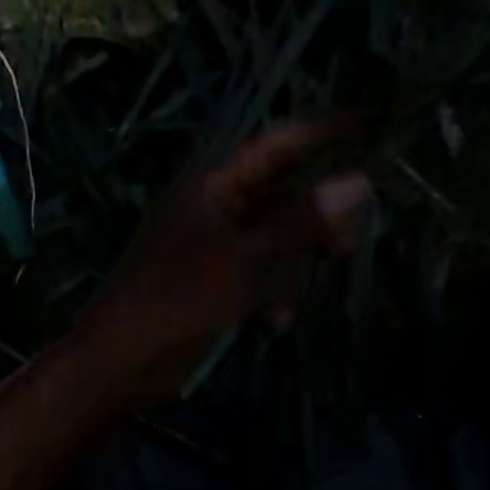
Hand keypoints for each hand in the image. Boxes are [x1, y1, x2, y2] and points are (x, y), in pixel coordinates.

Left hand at [76, 121, 372, 397]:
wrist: (120, 363)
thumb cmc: (176, 305)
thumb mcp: (243, 262)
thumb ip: (299, 224)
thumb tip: (358, 181)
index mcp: (212, 190)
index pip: (275, 146)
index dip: (321, 133)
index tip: (370, 126)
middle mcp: (214, 212)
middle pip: (282, 198)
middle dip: (314, 224)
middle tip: (344, 246)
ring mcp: (213, 251)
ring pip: (275, 244)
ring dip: (290, 274)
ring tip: (286, 308)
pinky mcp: (213, 287)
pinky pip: (259, 279)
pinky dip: (270, 297)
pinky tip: (273, 324)